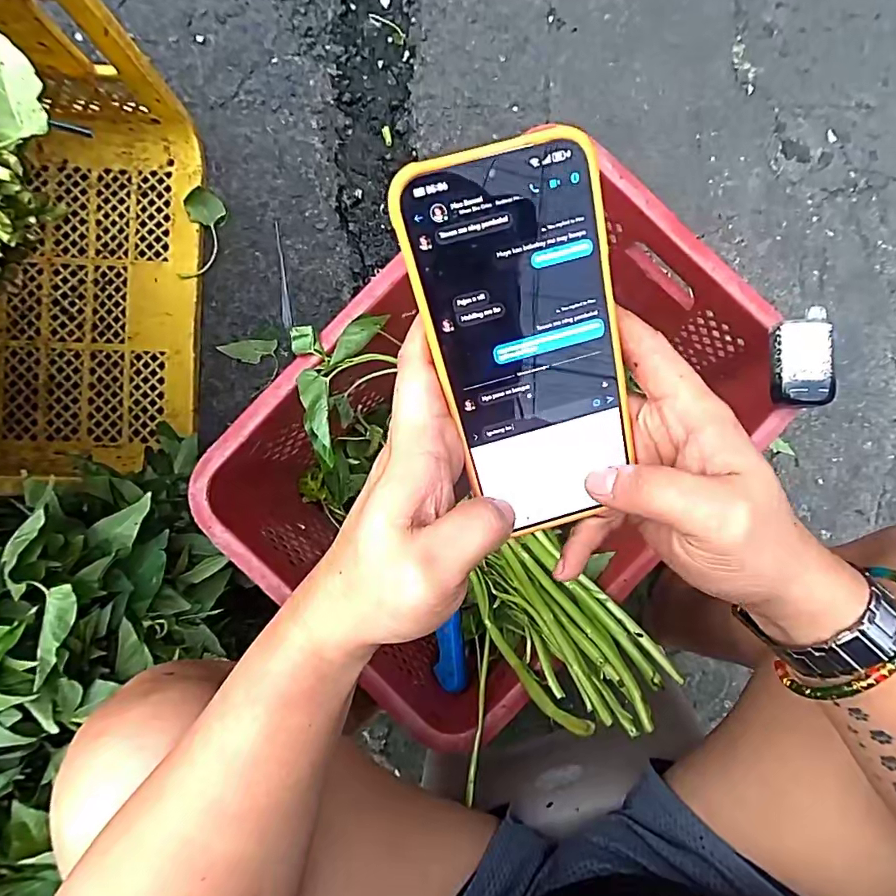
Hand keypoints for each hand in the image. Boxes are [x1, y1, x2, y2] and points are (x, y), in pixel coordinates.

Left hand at [287, 318, 513, 659]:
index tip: (458, 280)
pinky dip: (502, 434)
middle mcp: (423, 449)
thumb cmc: (374, 590)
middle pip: (453, 380)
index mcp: (414, 452)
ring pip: (470, 414)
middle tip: (533, 316)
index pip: (420, 368)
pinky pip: (479, 450)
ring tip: (546, 366)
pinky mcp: (445, 490)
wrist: (349, 615)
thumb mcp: (430, 567)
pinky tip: (533, 434)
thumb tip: (510, 500)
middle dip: (484, 344)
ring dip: (498, 388)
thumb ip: (475, 529)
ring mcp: (435, 468)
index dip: (435, 321)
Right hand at [553, 309, 868, 644]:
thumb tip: (595, 477)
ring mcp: (644, 463)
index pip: (650, 354)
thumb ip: (656, 490)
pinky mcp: (634, 495)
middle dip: (561, 408)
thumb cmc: (759, 541)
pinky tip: (566, 559)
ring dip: (563, 482)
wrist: (766, 584)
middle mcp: (662, 430)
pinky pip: (595, 503)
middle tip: (514, 412)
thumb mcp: (716, 514)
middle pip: (602, 403)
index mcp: (690, 414)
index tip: (570, 308)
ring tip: (535, 505)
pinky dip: (579, 529)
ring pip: (588, 457)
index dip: (615, 324)